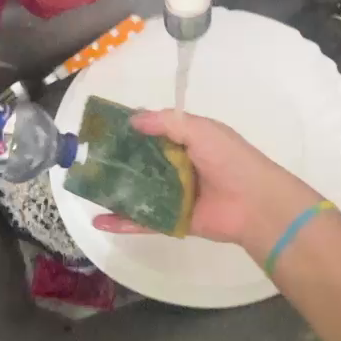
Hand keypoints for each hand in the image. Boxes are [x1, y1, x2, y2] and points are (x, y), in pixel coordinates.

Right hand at [92, 110, 321, 254]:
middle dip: (116, 160)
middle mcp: (179, 167)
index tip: (102, 128)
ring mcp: (174, 195)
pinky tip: (98, 219)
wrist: (255, 204)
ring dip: (114, 189)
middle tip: (87, 157)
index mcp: (188, 141)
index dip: (130, 129)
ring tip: (86, 186)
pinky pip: (142, 220)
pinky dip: (120, 221)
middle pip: (141, 162)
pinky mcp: (172, 221)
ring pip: (138, 191)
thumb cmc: (230, 160)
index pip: (153, 132)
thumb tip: (133, 120)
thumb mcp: (201, 130)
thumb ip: (166, 123)